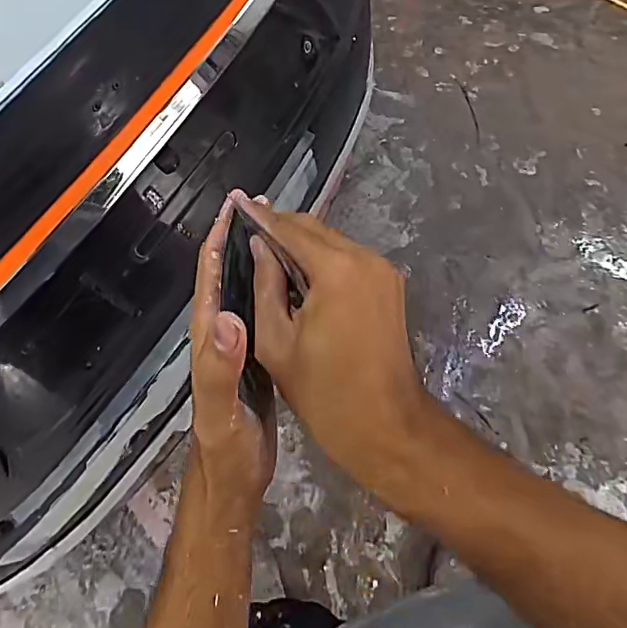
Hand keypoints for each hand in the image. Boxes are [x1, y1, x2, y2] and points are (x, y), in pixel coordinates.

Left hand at [185, 195, 276, 516]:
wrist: (236, 482)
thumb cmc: (225, 449)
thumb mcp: (220, 412)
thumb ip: (219, 369)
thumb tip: (228, 317)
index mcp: (208, 334)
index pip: (208, 274)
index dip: (219, 237)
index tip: (236, 206)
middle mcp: (220, 330)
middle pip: (225, 272)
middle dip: (240, 238)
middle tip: (267, 209)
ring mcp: (238, 343)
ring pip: (245, 288)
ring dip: (258, 258)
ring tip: (285, 234)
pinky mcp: (256, 355)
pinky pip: (264, 309)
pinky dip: (275, 286)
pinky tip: (297, 281)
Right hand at [240, 198, 435, 487]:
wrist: (387, 426)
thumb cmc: (324, 393)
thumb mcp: (276, 341)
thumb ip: (265, 285)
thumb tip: (258, 246)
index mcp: (336, 270)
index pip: (290, 230)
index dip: (260, 217)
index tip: (236, 201)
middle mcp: (364, 258)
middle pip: (314, 229)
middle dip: (280, 226)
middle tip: (248, 224)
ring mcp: (382, 269)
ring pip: (332, 241)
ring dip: (301, 242)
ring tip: (267, 247)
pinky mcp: (389, 283)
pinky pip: (348, 258)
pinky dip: (322, 258)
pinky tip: (299, 269)